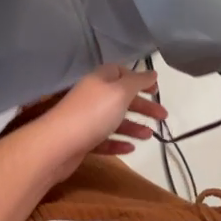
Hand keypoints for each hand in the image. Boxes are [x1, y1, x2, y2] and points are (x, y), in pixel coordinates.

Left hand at [25, 64, 166, 177]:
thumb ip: (138, 82)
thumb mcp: (121, 92)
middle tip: (163, 116)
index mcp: (100, 81)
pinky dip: (118, 143)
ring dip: (133, 126)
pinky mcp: (82, 141)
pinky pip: (104, 140)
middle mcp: (92, 97)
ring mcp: (86, 120)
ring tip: (149, 136)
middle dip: (143, 106)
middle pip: (121, 98)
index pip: (120, 73)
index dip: (139, 79)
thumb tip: (152, 72)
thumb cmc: (93, 113)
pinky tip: (130, 149)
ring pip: (114, 120)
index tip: (155, 90)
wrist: (57, 145)